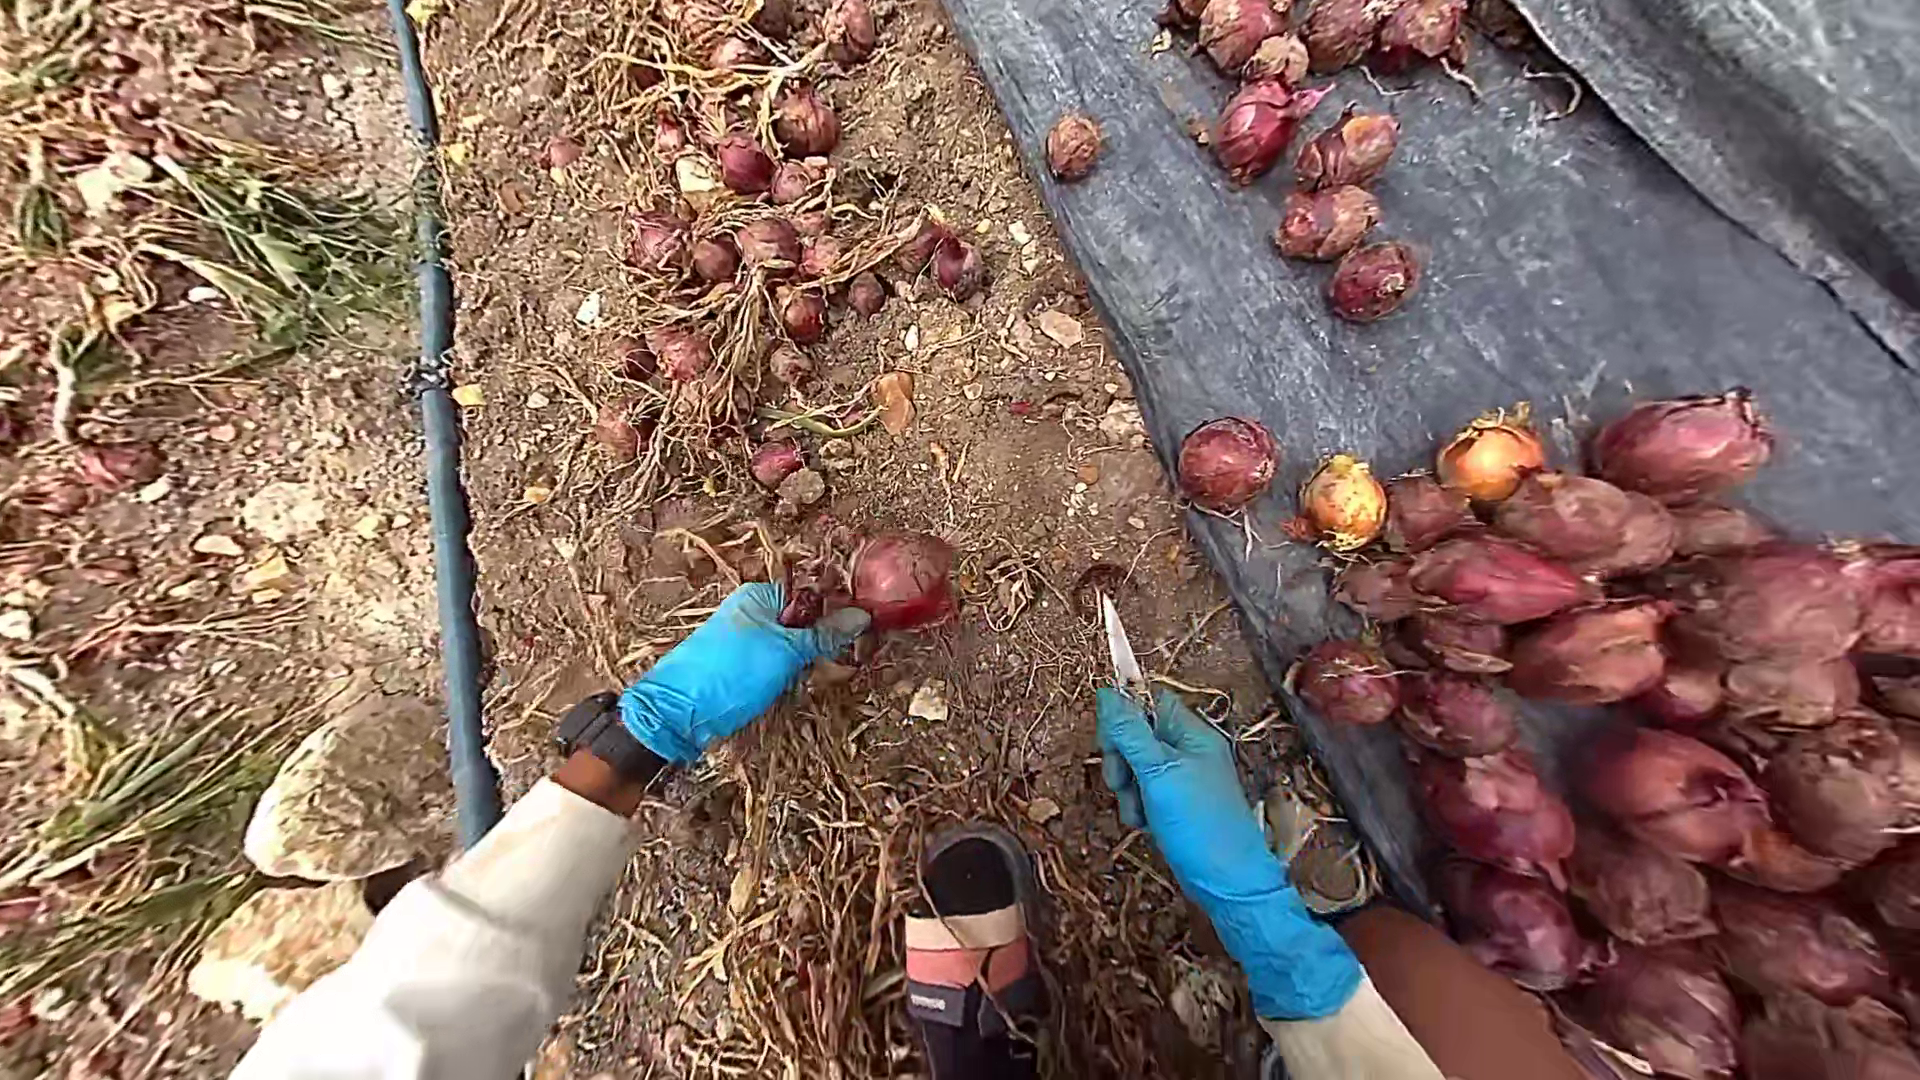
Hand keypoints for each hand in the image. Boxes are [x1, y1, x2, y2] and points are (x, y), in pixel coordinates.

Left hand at [620, 583, 868, 762]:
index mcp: (761, 597)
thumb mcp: (785, 651)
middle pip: (807, 621)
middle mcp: (755, 613)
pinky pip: (781, 664)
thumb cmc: (730, 673)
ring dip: (809, 665)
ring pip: (797, 647)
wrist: (676, 716)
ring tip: (811, 681)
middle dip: (825, 643)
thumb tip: (862, 615)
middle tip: (836, 663)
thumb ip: (824, 633)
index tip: (862, 629)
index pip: (812, 594)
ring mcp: (750, 641)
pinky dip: (792, 676)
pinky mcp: (747, 667)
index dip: (838, 611)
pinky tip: (793, 690)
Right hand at [1096, 687, 1360, 1019]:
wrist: (1230, 886)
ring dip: (1127, 785)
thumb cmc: (1198, 822)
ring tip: (1136, 810)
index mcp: (1191, 732)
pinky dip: (1138, 803)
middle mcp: (1187, 749)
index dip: (1124, 714)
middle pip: (1137, 732)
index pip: (1148, 701)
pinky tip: (1143, 822)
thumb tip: (1106, 692)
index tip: (1109, 738)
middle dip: (1120, 756)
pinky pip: (1144, 789)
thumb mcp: (1157, 772)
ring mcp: (1182, 776)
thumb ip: (1129, 731)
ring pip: (1136, 763)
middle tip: (1120, 781)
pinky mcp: (1175, 801)